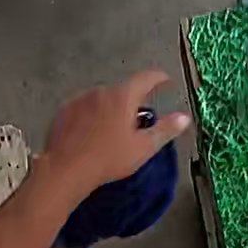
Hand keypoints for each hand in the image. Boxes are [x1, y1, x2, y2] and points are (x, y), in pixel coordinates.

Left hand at [38, 71, 192, 197]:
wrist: (65, 170)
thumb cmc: (108, 159)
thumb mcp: (143, 148)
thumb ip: (165, 130)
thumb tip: (184, 117)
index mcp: (123, 96)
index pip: (146, 78)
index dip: (159, 78)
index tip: (165, 80)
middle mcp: (100, 91)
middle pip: (122, 91)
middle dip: (131, 102)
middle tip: (136, 123)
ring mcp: (79, 100)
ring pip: (101, 100)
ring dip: (109, 109)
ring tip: (111, 132)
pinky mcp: (62, 112)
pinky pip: (83, 109)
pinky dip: (90, 117)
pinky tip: (90, 135)